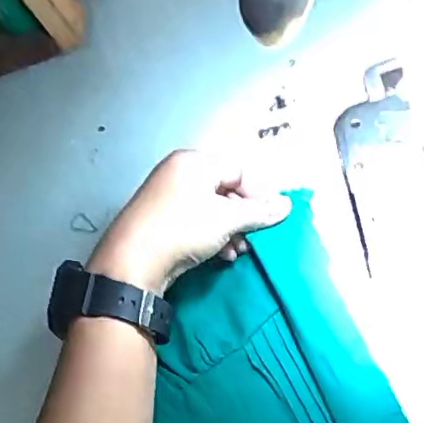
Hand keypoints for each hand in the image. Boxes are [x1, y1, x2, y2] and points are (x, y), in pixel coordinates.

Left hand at [89, 150, 292, 292]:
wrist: (137, 260)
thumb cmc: (184, 229)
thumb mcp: (227, 219)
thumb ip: (259, 212)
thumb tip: (287, 205)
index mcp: (194, 162)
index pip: (238, 170)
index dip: (257, 194)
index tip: (268, 219)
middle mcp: (180, 173)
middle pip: (227, 190)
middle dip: (244, 217)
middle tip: (253, 238)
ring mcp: (170, 197)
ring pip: (214, 210)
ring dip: (232, 232)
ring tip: (236, 251)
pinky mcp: (164, 221)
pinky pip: (199, 223)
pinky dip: (214, 238)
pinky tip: (221, 256)